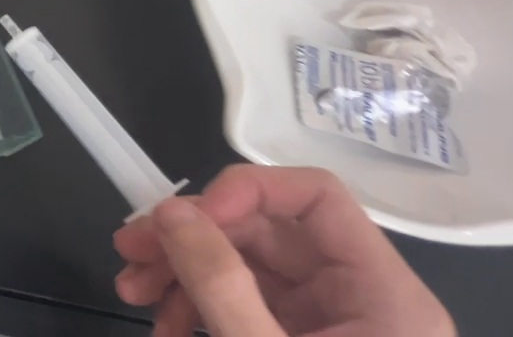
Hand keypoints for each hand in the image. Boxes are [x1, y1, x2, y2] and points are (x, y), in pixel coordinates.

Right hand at [113, 165, 453, 336]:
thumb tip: (171, 209)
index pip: (316, 198)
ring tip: (133, 295)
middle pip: (262, 230)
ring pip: (241, 264)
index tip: (188, 216)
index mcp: (384, 296)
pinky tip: (166, 328)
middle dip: (188, 238)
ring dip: (179, 272)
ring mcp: (331, 324)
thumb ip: (220, 283)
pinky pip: (240, 301)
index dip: (246, 189)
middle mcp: (361, 299)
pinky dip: (195, 307)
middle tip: (128, 251)